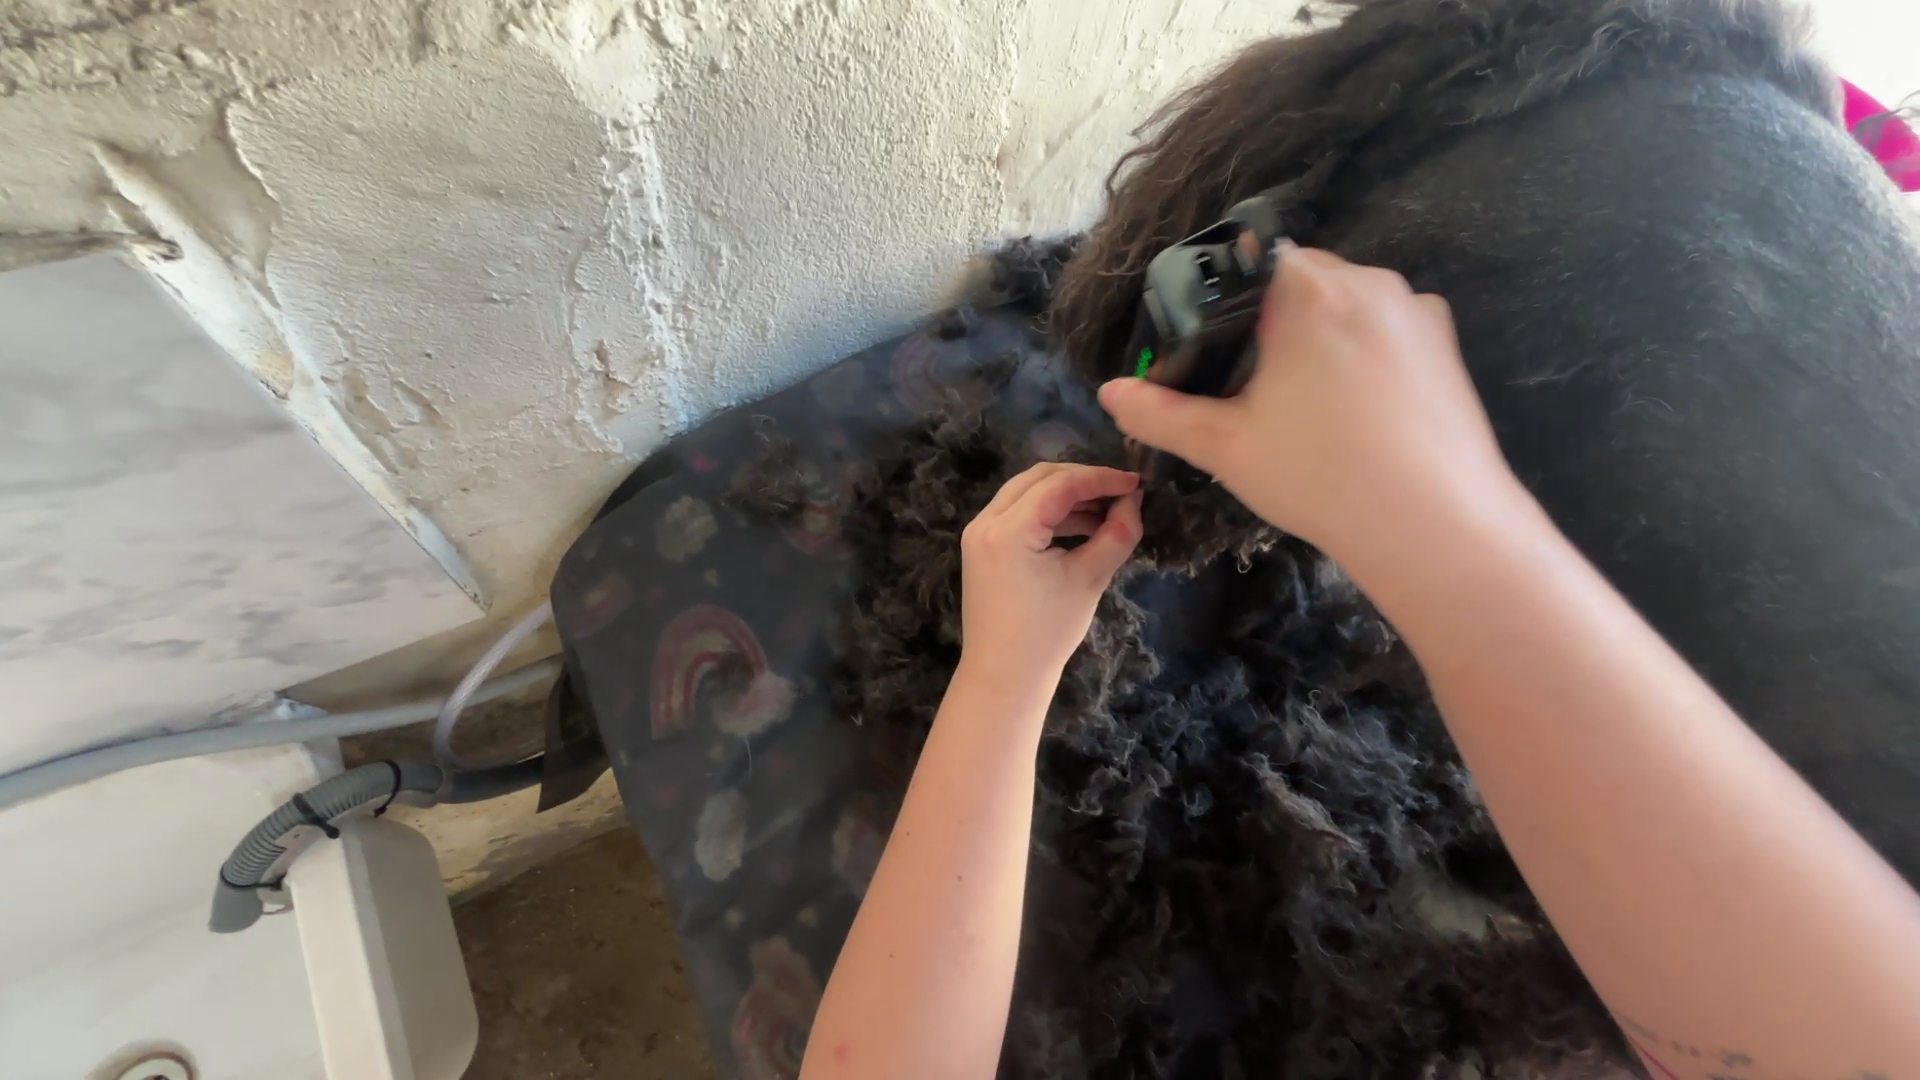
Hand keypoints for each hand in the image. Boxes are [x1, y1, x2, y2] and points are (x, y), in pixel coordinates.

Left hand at [956, 463, 1142, 693]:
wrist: (1005, 673)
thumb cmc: (1047, 633)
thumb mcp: (1089, 579)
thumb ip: (1117, 534)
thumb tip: (1134, 500)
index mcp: (1007, 532)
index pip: (1058, 486)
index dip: (1100, 478)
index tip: (1135, 481)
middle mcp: (985, 522)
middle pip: (1038, 478)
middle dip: (1082, 480)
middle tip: (1120, 491)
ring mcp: (978, 532)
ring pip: (1026, 491)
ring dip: (1066, 495)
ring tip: (1107, 512)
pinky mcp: (982, 544)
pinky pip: (1018, 512)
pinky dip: (1049, 512)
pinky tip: (1082, 525)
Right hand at [1097, 244, 1526, 571]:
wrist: (1433, 526)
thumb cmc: (1317, 476)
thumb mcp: (1222, 447)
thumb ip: (1159, 414)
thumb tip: (1111, 392)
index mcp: (1307, 293)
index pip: (1246, 260)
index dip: (1217, 297)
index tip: (1208, 347)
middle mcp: (1367, 282)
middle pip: (1295, 279)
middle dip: (1264, 319)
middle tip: (1245, 384)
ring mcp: (1415, 310)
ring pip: (1342, 302)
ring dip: (1311, 333)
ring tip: (1297, 401)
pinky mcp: (1445, 343)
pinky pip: (1381, 327)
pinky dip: (1355, 351)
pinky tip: (1348, 408)